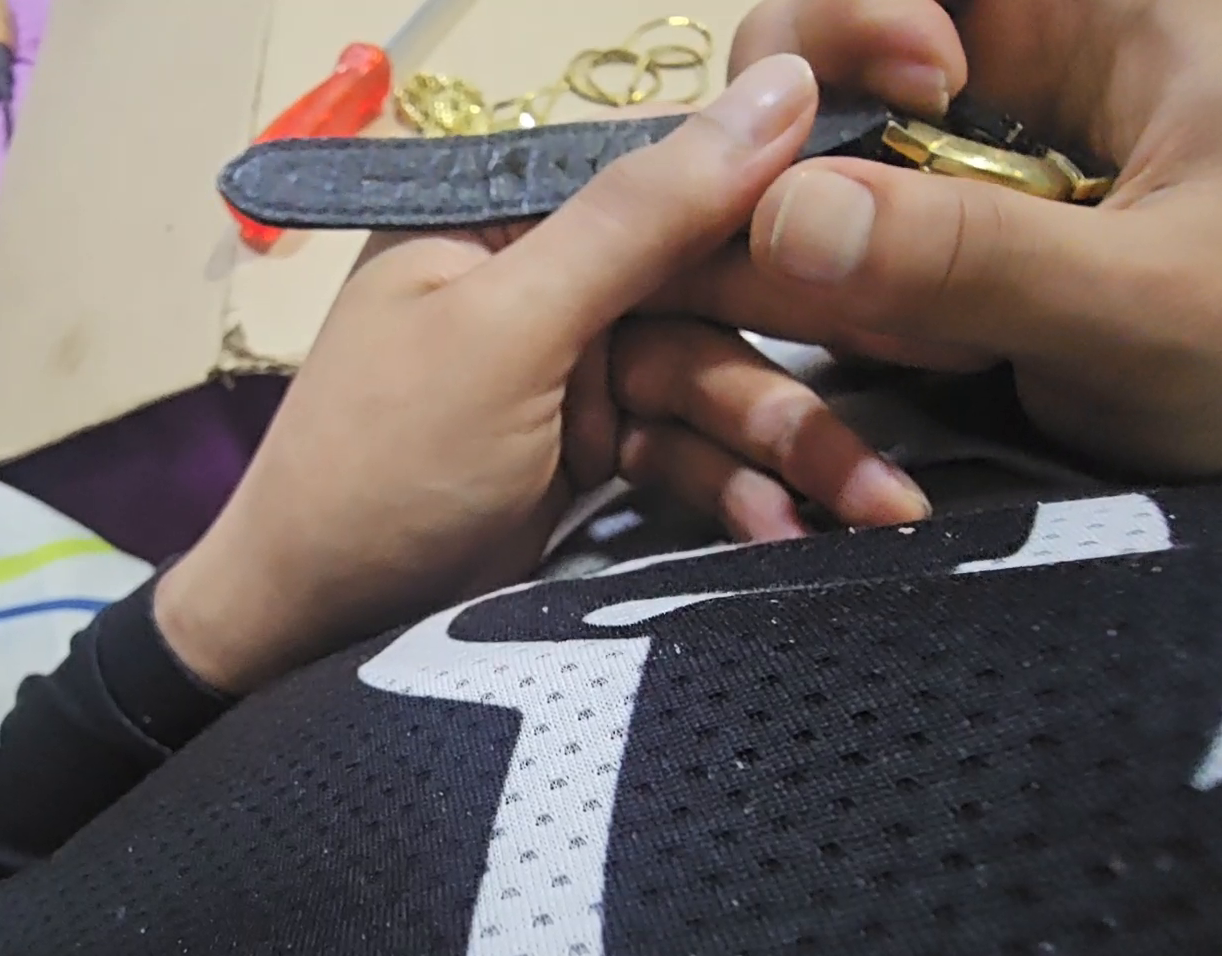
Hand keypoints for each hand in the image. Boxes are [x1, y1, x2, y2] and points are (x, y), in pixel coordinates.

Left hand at [157, 55, 927, 693]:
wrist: (321, 605)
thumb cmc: (389, 460)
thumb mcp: (505, 329)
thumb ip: (633, 219)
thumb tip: (779, 84)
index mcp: (503, 220)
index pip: (667, 181)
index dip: (784, 212)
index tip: (893, 247)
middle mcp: (541, 285)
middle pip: (704, 302)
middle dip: (796, 374)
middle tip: (900, 428)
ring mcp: (566, 375)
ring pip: (703, 392)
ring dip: (782, 452)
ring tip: (871, 510)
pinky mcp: (581, 454)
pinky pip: (676, 458)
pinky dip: (726, 491)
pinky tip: (782, 529)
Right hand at [665, 0, 1221, 477]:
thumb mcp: (1139, 304)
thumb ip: (969, 256)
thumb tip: (775, 217)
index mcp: (1086, 18)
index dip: (856, 14)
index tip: (909, 101)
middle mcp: (973, 85)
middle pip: (799, 67)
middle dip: (797, 158)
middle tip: (857, 258)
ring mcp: (910, 176)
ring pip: (773, 174)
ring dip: (793, 255)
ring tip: (908, 330)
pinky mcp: (874, 251)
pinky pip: (784, 253)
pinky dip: (799, 300)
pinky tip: (871, 343)